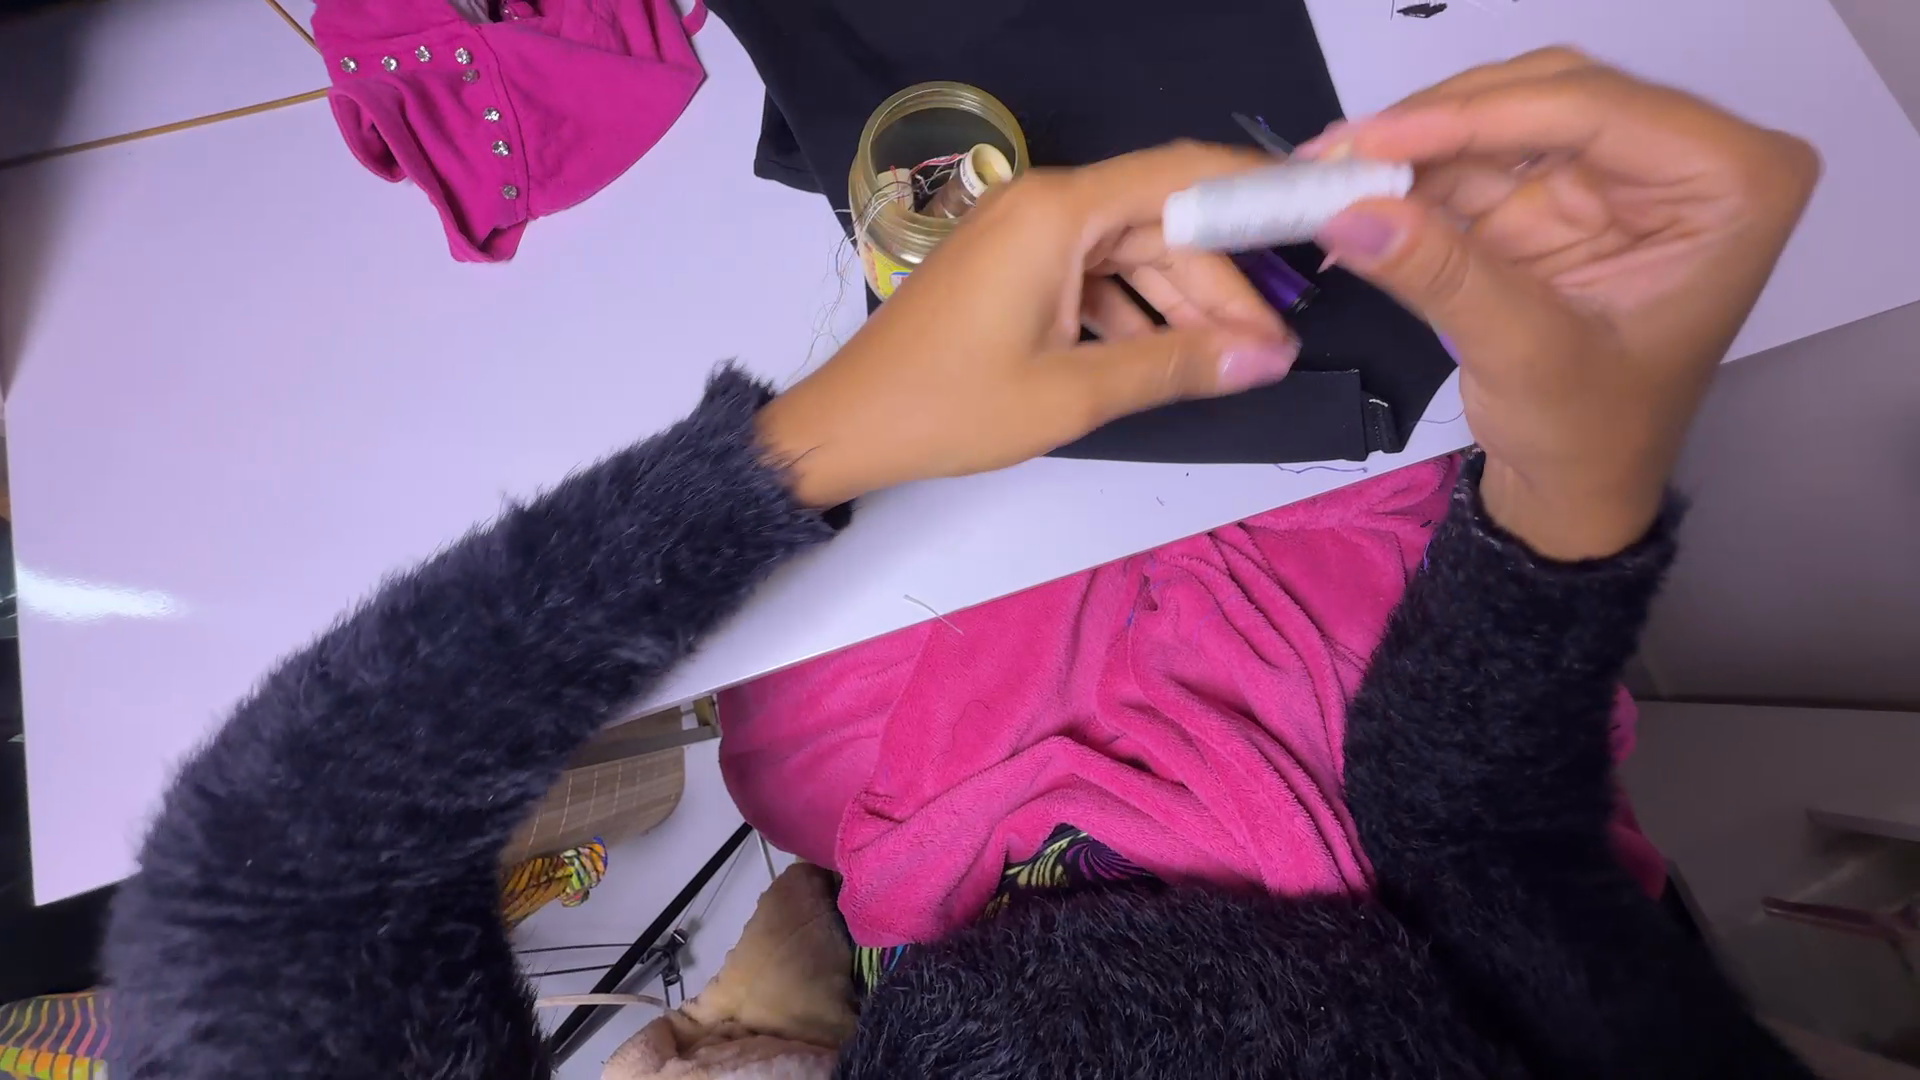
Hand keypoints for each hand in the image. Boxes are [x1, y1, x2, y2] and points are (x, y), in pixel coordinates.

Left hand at [757, 144, 1300, 507]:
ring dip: (1170, 309)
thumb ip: (1173, 366)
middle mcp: (1041, 206)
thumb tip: (1265, 358)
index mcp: (1057, 213)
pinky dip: (1122, 316)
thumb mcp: (1072, 392)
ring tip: (1215, 366)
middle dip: (1212, 288)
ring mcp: (1019, 239)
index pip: (1182, 177)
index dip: (1255, 199)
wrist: (851, 427)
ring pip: (1122, 259)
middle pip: (1156, 227)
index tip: (1311, 231)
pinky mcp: (1006, 272)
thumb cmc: (951, 408)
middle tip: (1260, 352)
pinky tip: (1148, 360)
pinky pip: (1084, 281)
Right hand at [1300, 49, 1818, 557]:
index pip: (1591, 111)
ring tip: (1329, 178)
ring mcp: (1592, 189)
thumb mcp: (1523, 354)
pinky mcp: (1533, 217)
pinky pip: (1460, 182)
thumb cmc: (1587, 432)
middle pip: (1539, 102)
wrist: (1569, 484)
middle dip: (1433, 124)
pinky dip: (1403, 193)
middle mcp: (1664, 165)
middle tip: (1339, 153)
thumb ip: (1441, 276)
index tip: (1371, 141)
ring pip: (1489, 134)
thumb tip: (1347, 217)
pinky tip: (1354, 204)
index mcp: (1721, 182)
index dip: (1473, 116)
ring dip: (1407, 155)